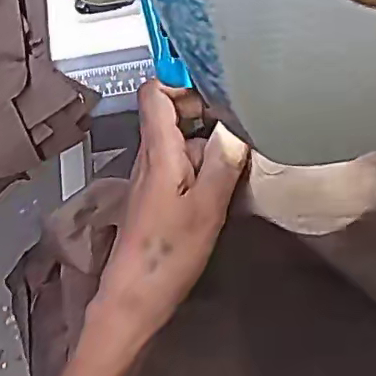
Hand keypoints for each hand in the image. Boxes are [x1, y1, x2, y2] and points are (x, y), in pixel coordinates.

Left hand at [85, 80, 247, 356]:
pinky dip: (202, 161)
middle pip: (170, 111)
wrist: (134, 297)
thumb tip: (237, 125)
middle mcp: (150, 158)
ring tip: (241, 148)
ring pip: (178, 139)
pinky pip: (180, 163)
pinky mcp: (158, 196)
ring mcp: (152, 177)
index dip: (181, 77)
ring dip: (207, 137)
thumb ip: (223, 162)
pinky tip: (225, 178)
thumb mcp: (206, 207)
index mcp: (158, 152)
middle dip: (204, 107)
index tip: (216, 81)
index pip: (154, 91)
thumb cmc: (167, 254)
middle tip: (239, 118)